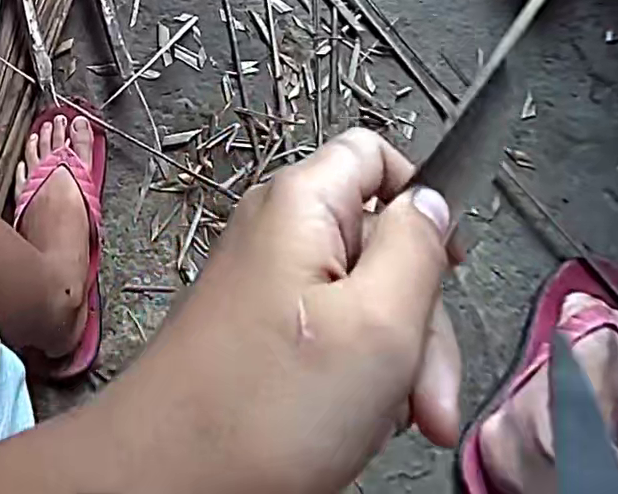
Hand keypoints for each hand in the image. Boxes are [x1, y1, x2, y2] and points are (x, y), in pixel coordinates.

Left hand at [87, 127, 462, 493]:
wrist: (170, 469)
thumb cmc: (267, 404)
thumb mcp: (377, 324)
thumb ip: (416, 249)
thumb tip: (430, 200)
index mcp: (301, 201)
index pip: (373, 154)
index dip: (420, 198)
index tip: (446, 263)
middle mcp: (280, 224)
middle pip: (376, 234)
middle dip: (416, 309)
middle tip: (427, 390)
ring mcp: (268, 269)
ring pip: (361, 288)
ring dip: (393, 351)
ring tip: (391, 415)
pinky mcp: (262, 312)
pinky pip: (331, 320)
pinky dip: (357, 364)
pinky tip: (355, 414)